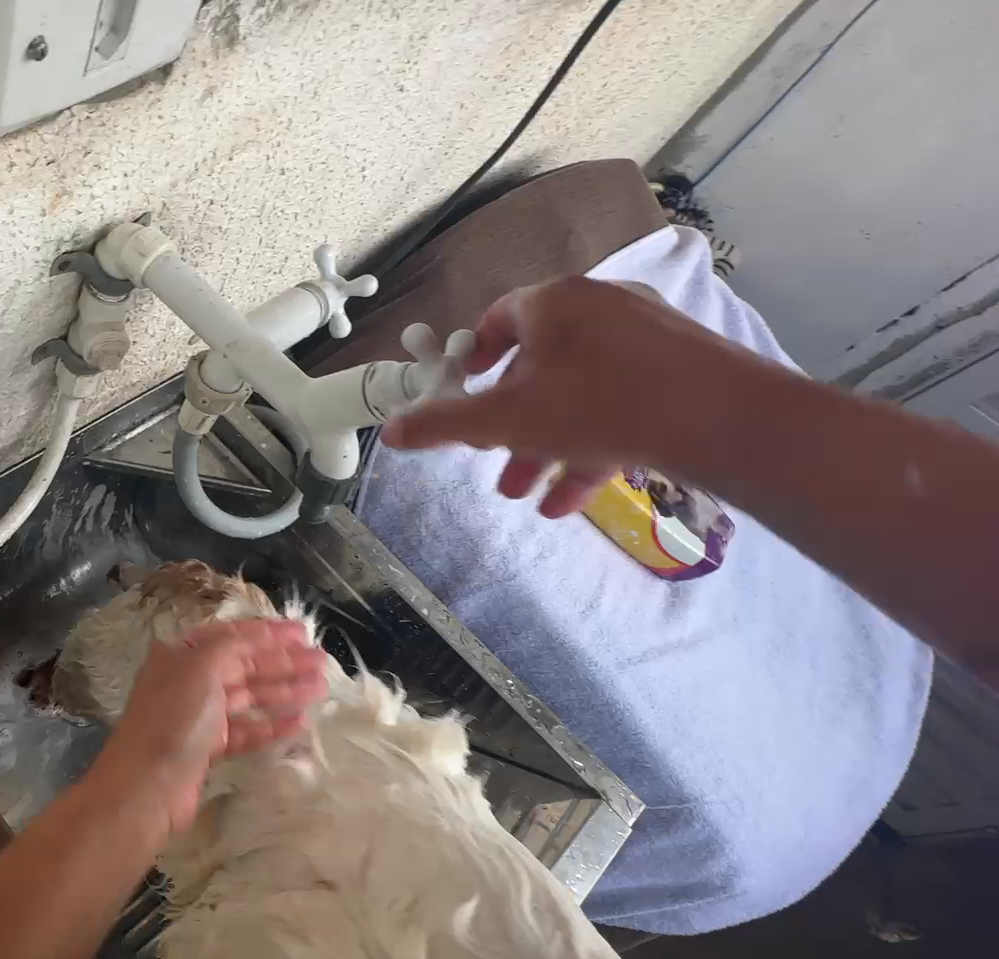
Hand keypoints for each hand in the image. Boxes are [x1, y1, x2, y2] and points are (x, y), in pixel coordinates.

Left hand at [94, 619, 326, 834]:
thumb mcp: (201, 667)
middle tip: (323, 662)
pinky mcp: (208, 748)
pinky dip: (272, 725)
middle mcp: (189, 680)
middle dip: (283, 661)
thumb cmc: (173, 718)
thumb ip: (231, 646)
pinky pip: (246, 730)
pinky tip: (300, 722)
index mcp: (181, 655)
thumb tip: (257, 635)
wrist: (147, 785)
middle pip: (243, 665)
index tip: (304, 632)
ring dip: (284, 690)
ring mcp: (198, 716)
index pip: (231, 636)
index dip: (268, 633)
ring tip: (320, 688)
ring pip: (248, 697)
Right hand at [381, 276, 768, 517]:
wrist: (724, 420)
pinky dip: (586, 446)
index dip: (472, 357)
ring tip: (523, 492)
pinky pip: (615, 404)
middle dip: (506, 424)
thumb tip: (391, 430)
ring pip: (574, 394)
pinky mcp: (677, 370)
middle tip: (490, 458)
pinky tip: (568, 498)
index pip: (498, 318)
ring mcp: (644, 337)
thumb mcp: (502, 420)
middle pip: (534, 367)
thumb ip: (442, 425)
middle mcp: (599, 309)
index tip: (461, 390)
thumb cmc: (596, 404)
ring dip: (541, 445)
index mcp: (554, 304)